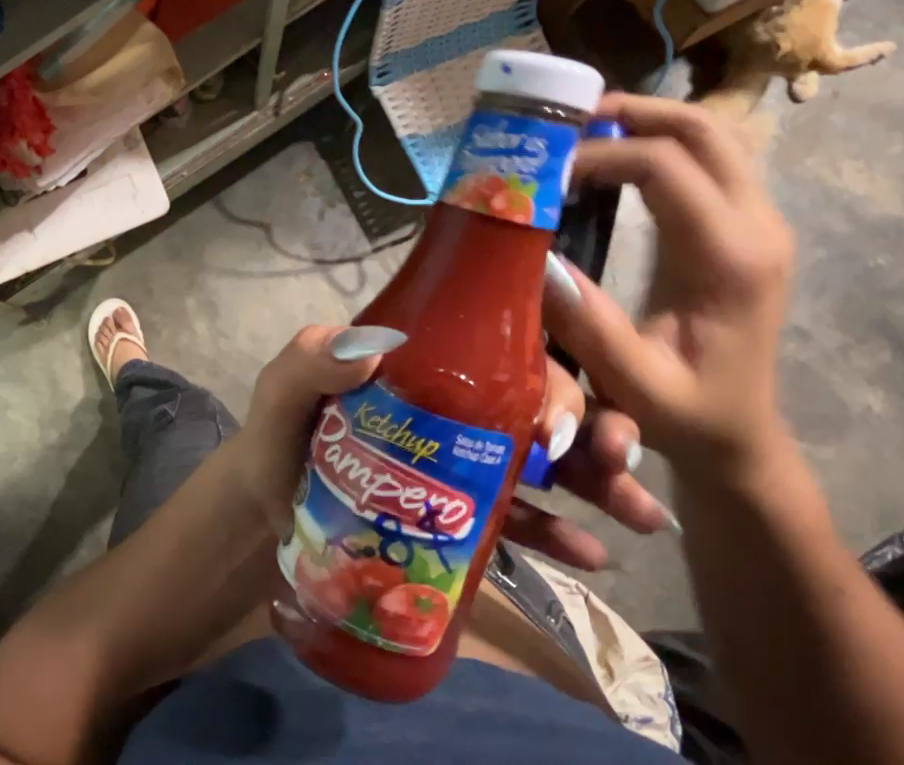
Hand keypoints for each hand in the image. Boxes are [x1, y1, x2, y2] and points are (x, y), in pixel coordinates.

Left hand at [228, 327, 672, 571]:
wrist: (264, 513)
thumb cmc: (275, 440)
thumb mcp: (283, 392)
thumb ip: (310, 362)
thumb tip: (371, 346)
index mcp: (421, 365)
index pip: (500, 355)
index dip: (545, 378)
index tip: (556, 423)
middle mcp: (451, 407)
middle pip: (537, 407)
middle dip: (591, 430)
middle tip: (615, 463)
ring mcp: (461, 462)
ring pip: (546, 462)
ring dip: (599, 483)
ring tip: (638, 516)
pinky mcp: (459, 513)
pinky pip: (520, 519)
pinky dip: (560, 534)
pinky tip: (592, 556)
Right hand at [544, 93, 796, 480]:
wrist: (739, 432)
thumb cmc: (684, 411)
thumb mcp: (632, 382)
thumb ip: (589, 325)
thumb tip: (539, 258)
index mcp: (729, 259)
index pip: (666, 167)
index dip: (598, 155)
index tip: (542, 174)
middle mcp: (757, 226)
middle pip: (703, 129)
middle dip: (630, 113)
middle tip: (562, 124)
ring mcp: (759, 222)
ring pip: (711, 134)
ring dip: (646, 121)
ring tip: (581, 134)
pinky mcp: (745, 226)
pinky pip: (708, 158)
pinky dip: (658, 142)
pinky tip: (610, 161)